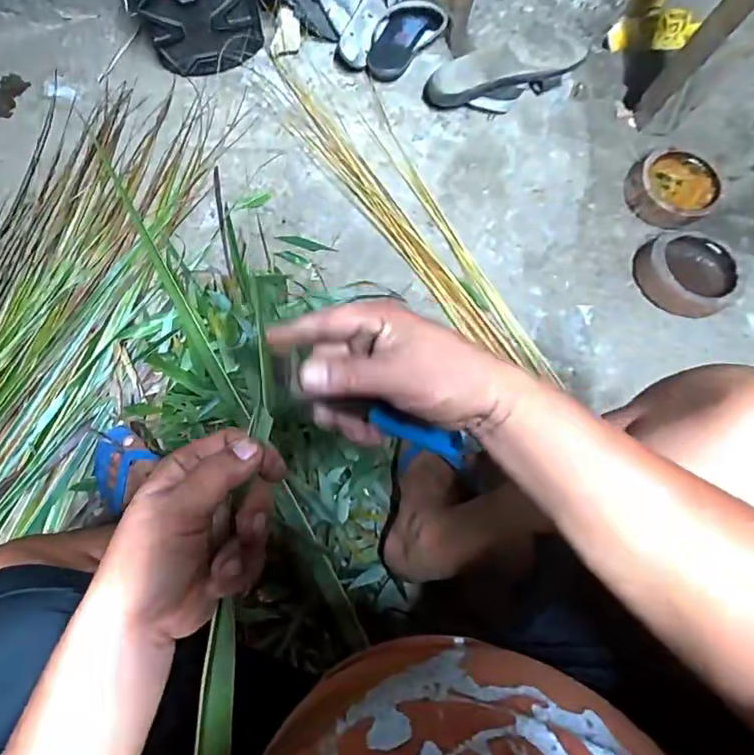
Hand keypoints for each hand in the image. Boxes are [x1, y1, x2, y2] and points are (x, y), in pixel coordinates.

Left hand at [95, 429, 284, 644]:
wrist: (142, 621)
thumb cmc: (150, 556)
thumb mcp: (178, 509)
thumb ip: (218, 474)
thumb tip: (254, 445)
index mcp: (184, 473)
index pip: (226, 445)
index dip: (254, 452)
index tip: (276, 471)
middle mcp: (203, 495)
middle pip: (251, 484)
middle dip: (252, 510)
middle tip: (244, 526)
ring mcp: (217, 528)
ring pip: (256, 522)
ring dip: (244, 547)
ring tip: (222, 567)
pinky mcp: (227, 559)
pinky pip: (252, 554)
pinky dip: (239, 571)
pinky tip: (217, 584)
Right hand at [266, 301, 535, 445]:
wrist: (488, 406)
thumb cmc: (444, 376)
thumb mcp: (394, 374)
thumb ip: (346, 375)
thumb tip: (300, 376)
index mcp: (375, 320)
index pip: (325, 322)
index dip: (295, 332)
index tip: (266, 342)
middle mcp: (371, 339)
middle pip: (326, 363)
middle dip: (326, 393)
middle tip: (330, 416)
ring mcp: (377, 367)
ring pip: (337, 390)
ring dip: (343, 413)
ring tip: (361, 429)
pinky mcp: (383, 391)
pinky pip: (354, 405)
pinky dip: (359, 422)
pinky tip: (374, 434)